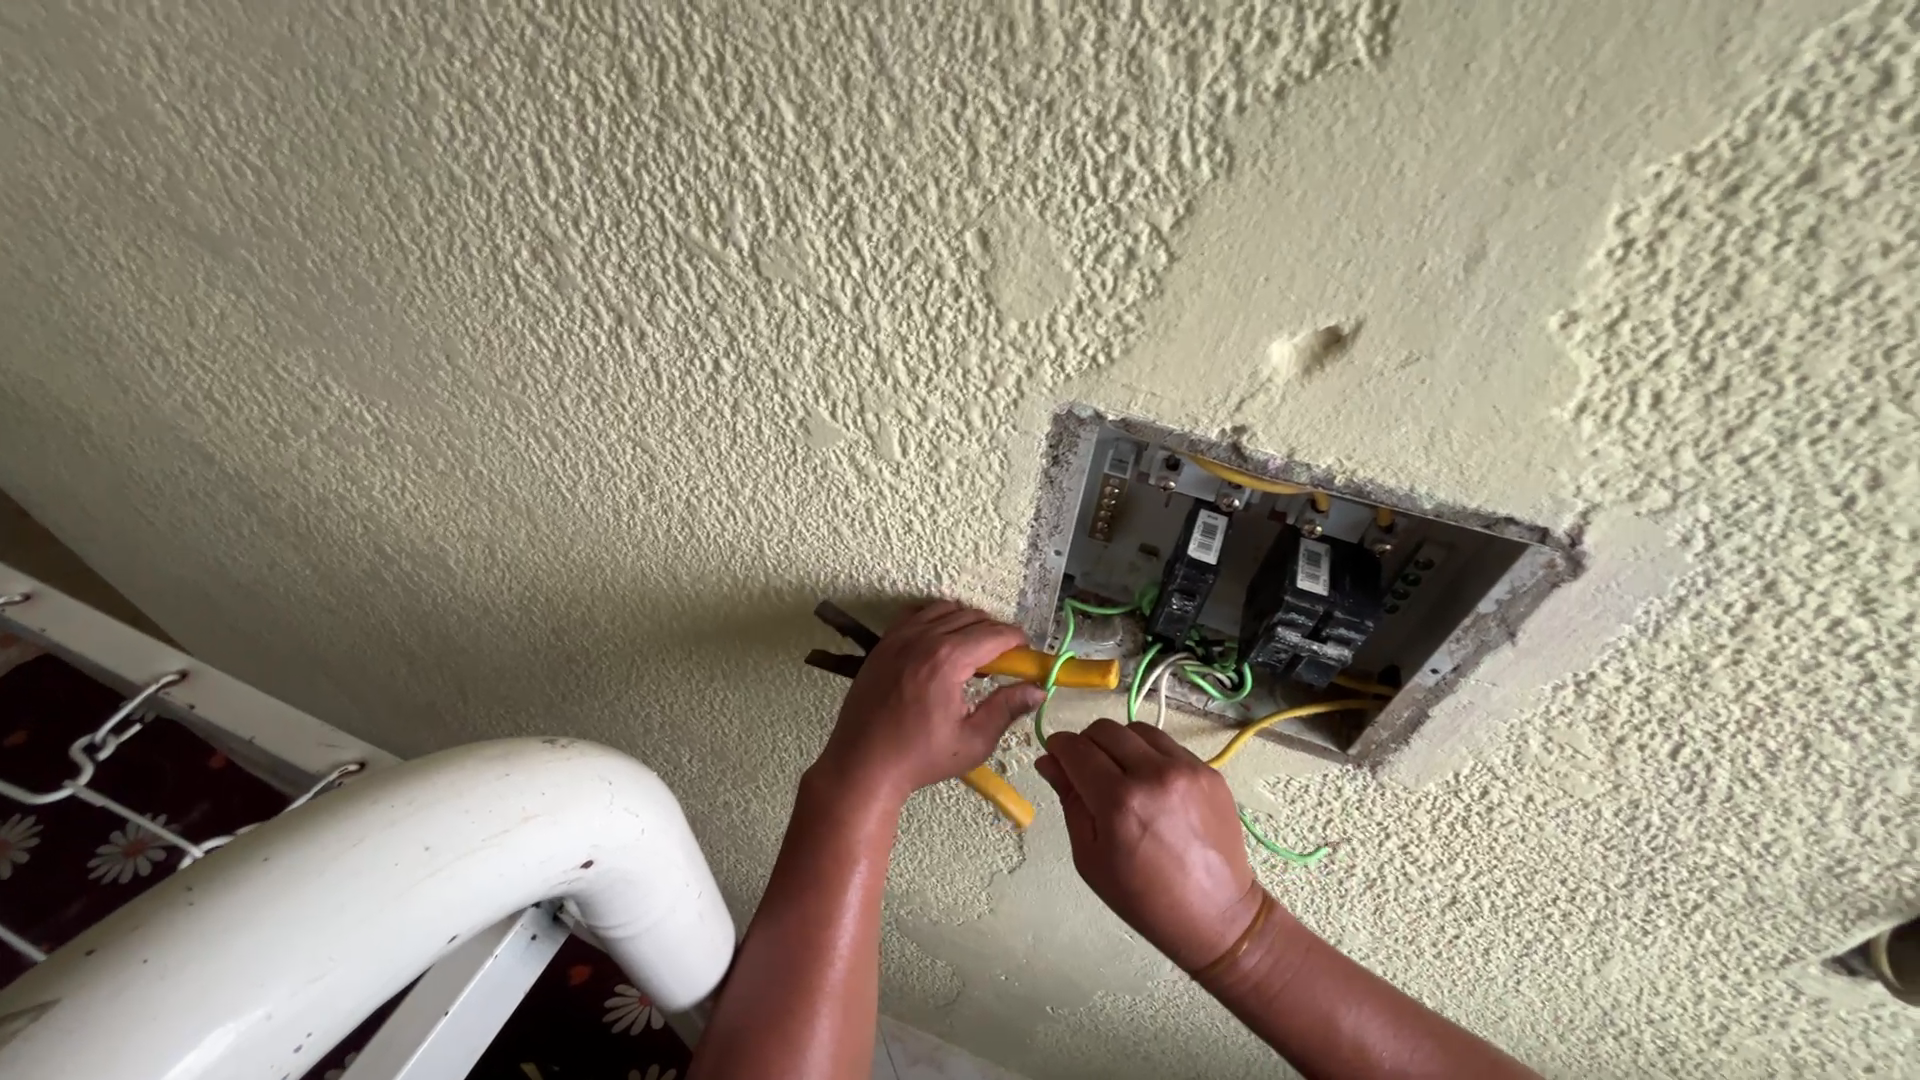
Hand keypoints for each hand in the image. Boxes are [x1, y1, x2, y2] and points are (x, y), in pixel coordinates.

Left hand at [817, 601, 1045, 804]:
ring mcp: (899, 637)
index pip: (994, 634)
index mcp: (947, 660)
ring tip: (974, 653)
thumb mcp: (973, 740)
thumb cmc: (919, 758)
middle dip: (995, 633)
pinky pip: (916, 615)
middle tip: (1004, 661)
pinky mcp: (883, 644)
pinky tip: (941, 643)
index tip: (1026, 655)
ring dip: (966, 623)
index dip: (1017, 641)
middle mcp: (922, 639)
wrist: (863, 764)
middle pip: (972, 617)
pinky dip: (935, 619)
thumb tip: (1037, 690)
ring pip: (945, 609)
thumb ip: (1007, 709)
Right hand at [1035, 718, 1265, 970]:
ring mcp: (1187, 769)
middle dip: (1086, 742)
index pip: (1076, 749)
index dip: (1058, 747)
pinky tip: (1151, 785)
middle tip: (1086, 768)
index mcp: (1119, 802)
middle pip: (1105, 729)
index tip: (1055, 754)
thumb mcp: (1090, 856)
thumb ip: (1069, 800)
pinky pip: (1168, 745)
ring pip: (1137, 729)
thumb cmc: (1142, 897)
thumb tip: (1048, 761)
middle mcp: (1153, 775)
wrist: (1216, 915)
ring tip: (1121, 774)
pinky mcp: (1209, 771)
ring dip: (1119, 744)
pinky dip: (1150, 756)